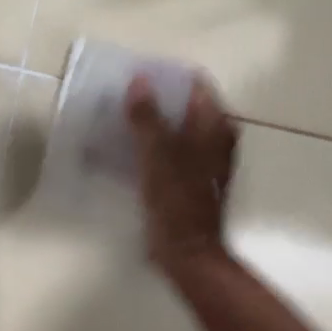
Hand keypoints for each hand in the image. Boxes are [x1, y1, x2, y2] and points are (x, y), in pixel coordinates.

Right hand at [125, 73, 237, 273]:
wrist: (187, 253)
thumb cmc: (176, 201)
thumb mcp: (157, 155)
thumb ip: (148, 116)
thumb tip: (139, 79)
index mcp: (215, 126)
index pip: (195, 84)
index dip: (166, 77)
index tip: (135, 78)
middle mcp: (215, 138)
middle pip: (184, 106)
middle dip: (154, 100)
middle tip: (119, 99)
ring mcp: (204, 161)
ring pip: (174, 129)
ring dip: (149, 124)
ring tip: (116, 122)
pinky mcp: (189, 180)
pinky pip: (168, 152)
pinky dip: (149, 147)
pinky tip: (124, 152)